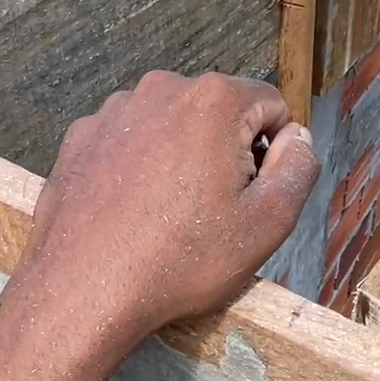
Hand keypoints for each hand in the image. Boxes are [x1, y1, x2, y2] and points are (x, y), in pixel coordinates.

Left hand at [0, 72, 317, 380]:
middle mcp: (162, 88)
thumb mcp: (269, 221)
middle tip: (212, 212)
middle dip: (226, 152)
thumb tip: (296, 137)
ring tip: (168, 216)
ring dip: (182, 157)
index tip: (249, 198)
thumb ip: (299, 166)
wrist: (82, 292)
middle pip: (220, 112)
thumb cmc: (182, 259)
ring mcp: (114, 110)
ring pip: (174, 125)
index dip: (272, 155)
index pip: (272, 107)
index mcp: (214, 99)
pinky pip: (131, 141)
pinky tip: (131, 211)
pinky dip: (140, 166)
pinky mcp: (80, 137)